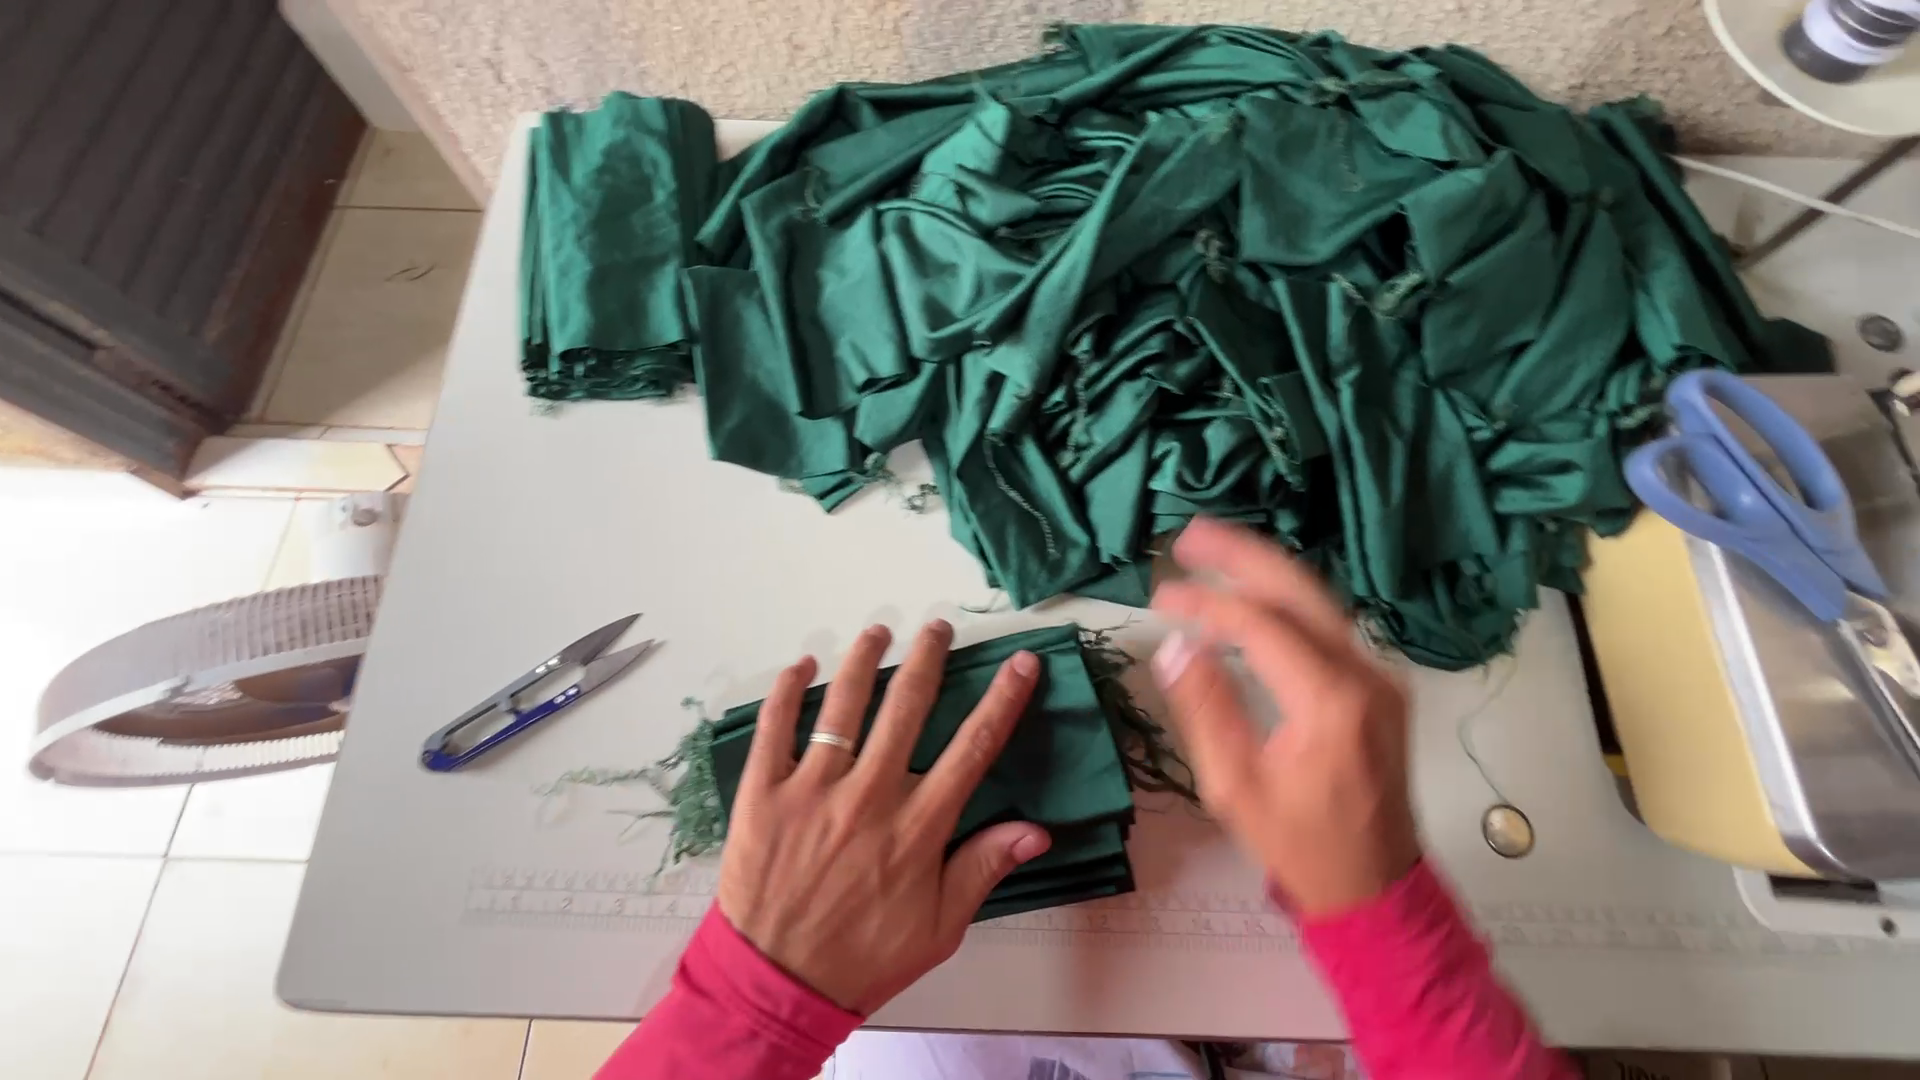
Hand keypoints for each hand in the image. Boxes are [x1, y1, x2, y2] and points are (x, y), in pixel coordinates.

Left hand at [716, 619, 1051, 1013]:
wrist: (775, 984)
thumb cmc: (864, 955)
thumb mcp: (938, 927)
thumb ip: (983, 870)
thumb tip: (1036, 830)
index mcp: (917, 826)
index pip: (972, 748)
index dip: (1002, 700)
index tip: (1021, 662)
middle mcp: (869, 795)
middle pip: (907, 707)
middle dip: (927, 658)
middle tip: (936, 626)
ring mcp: (813, 789)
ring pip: (844, 705)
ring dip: (864, 659)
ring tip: (878, 631)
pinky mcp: (765, 792)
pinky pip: (775, 728)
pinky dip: (789, 690)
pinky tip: (804, 665)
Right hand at [1150, 518, 1419, 916]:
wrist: (1375, 884)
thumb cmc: (1296, 842)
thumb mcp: (1234, 786)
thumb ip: (1206, 709)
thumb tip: (1175, 646)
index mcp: (1330, 702)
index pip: (1260, 627)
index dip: (1205, 604)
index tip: (1160, 596)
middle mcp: (1365, 675)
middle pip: (1299, 590)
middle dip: (1241, 555)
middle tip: (1188, 536)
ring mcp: (1379, 676)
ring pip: (1317, 599)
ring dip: (1263, 569)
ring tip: (1211, 550)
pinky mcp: (1378, 683)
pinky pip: (1326, 623)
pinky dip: (1283, 599)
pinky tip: (1249, 593)